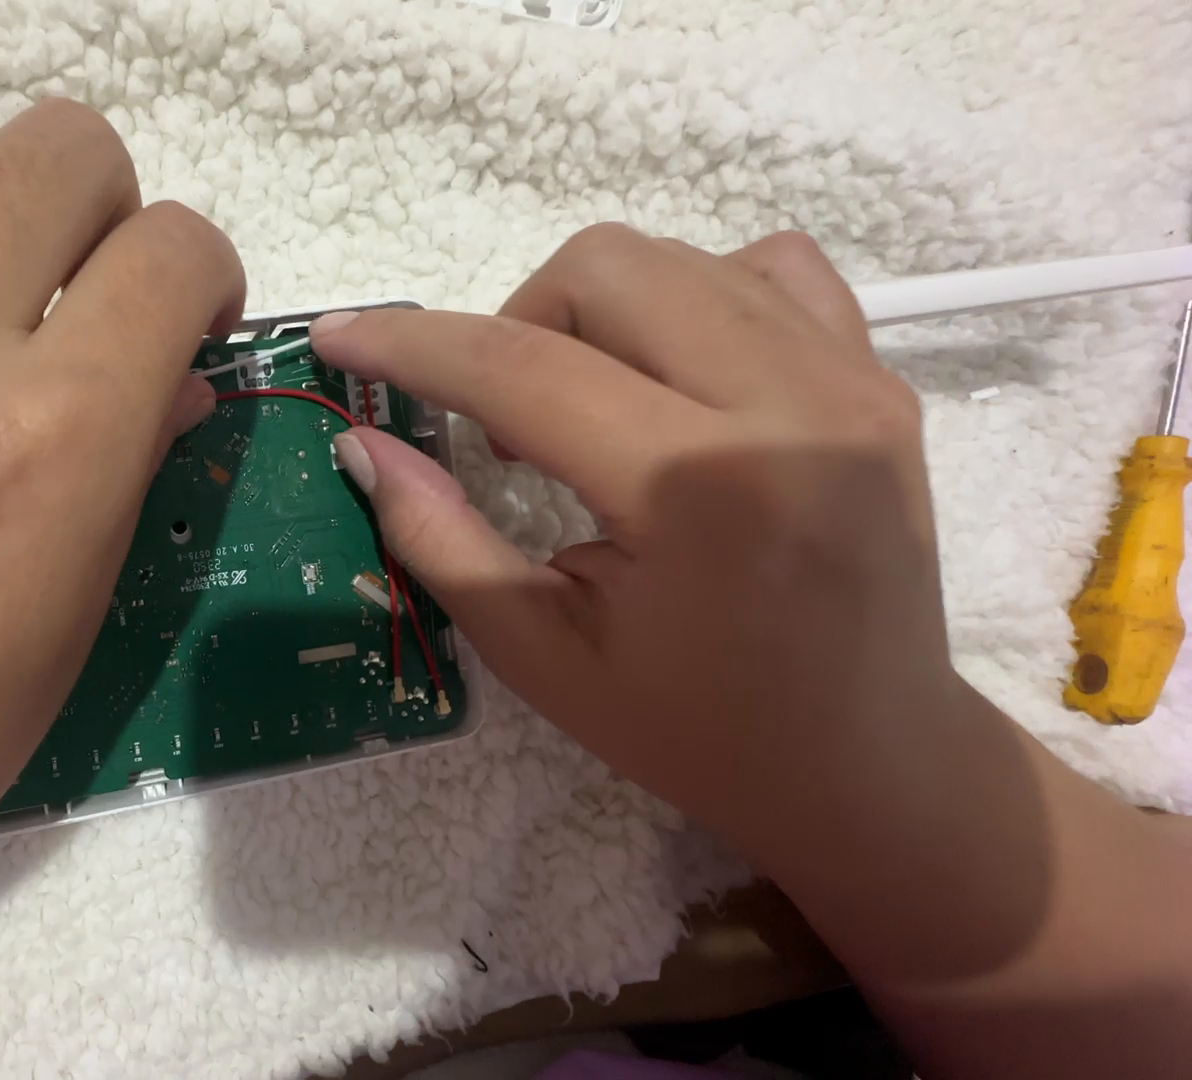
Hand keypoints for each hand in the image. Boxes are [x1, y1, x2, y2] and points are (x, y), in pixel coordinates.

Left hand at [0, 100, 242, 1074]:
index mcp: (44, 440)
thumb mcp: (64, 632)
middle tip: (98, 318)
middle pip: (64, 145)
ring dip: (8, 225)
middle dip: (115, 218)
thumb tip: (177, 379)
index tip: (192, 335)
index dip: (210, 280)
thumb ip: (134, 471)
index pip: (175, 253)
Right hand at [314, 225, 948, 843]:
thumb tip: (362, 445)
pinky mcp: (876, 376)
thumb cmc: (689, 728)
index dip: (410, 344)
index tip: (339, 337)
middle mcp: (788, 403)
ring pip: (673, 257)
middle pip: (602, 269)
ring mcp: (849, 378)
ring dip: (584, 316)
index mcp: (697, 488)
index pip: (519, 368)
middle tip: (498, 423)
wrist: (867, 762)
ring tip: (576, 410)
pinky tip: (663, 377)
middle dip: (508, 325)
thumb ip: (437, 536)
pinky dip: (681, 300)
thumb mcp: (534, 652)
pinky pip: (761, 272)